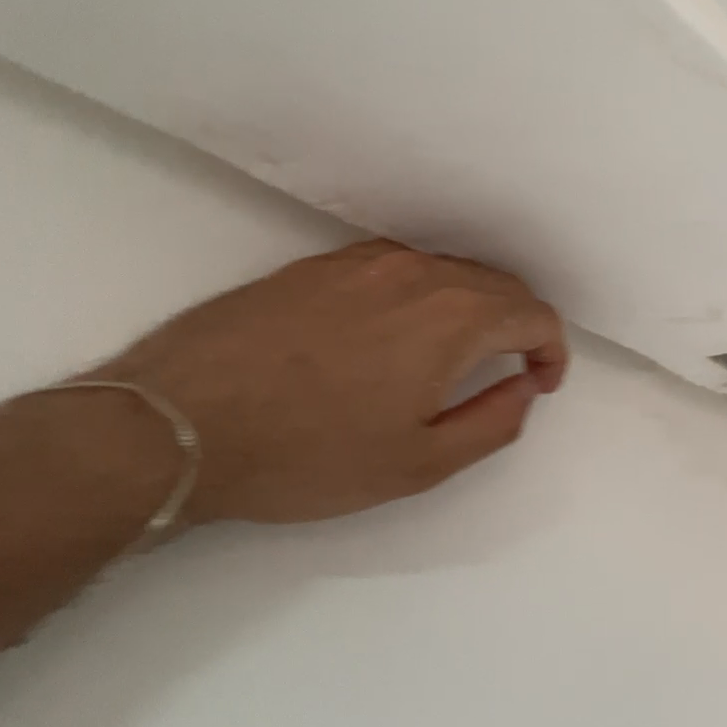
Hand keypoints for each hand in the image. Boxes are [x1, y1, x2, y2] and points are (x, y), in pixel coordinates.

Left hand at [93, 239, 567, 524]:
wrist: (173, 426)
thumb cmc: (309, 454)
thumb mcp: (420, 463)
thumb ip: (495, 422)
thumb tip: (525, 388)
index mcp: (455, 316)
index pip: (536, 315)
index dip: (552, 351)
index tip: (541, 384)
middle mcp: (419, 273)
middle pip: (499, 285)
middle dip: (520, 326)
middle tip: (511, 371)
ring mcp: (364, 262)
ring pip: (449, 271)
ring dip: (474, 307)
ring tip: (457, 354)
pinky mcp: (319, 265)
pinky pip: (400, 268)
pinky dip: (426, 294)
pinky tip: (397, 333)